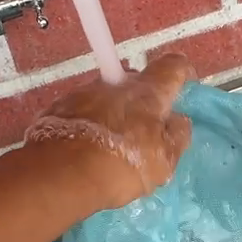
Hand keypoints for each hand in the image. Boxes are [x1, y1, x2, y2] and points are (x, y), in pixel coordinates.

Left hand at [23, 53, 195, 209]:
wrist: (61, 175)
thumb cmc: (121, 166)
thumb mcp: (163, 162)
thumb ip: (176, 137)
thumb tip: (178, 121)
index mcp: (147, 93)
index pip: (172, 66)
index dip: (181, 72)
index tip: (184, 83)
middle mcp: (115, 84)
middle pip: (135, 81)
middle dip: (143, 99)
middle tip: (144, 127)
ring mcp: (83, 93)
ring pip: (106, 96)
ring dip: (113, 112)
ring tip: (110, 144)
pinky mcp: (58, 108)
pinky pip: (82, 110)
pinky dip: (89, 124)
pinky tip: (86, 148)